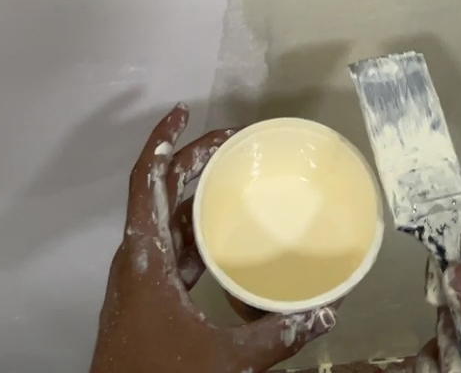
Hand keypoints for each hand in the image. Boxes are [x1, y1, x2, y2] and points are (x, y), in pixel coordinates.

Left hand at [90, 105, 337, 372]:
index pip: (146, 181)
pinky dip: (194, 231)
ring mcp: (139, 278)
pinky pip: (171, 249)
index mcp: (144, 257)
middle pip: (160, 191)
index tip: (182, 112)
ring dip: (193, 194)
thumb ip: (274, 336)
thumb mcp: (223, 361)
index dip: (161, 141)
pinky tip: (223, 237)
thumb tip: (323, 314)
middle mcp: (137, 258)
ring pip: (165, 219)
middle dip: (191, 159)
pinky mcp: (147, 297)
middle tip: (229, 141)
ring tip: (229, 177)